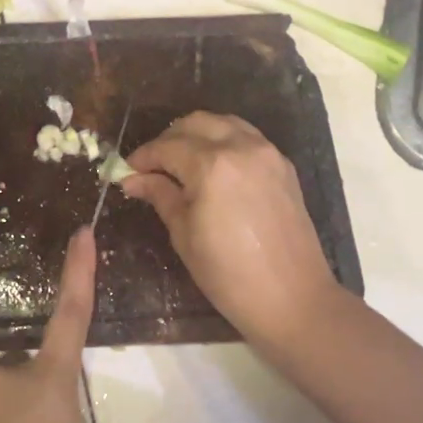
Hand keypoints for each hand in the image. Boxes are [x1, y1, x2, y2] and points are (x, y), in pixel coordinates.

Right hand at [120, 112, 339, 344]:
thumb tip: (133, 179)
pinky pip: (247, 137)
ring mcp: (266, 152)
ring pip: (223, 123)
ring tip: (183, 162)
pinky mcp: (282, 164)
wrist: (293, 299)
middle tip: (154, 167)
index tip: (129, 171)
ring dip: (198, 134)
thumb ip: (160, 196)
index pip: (167, 147)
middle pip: (194, 123)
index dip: (144, 157)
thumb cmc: (229, 274)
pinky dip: (225, 141)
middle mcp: (240, 147)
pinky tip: (215, 167)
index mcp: (211, 165)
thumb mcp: (184, 235)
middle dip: (169, 140)